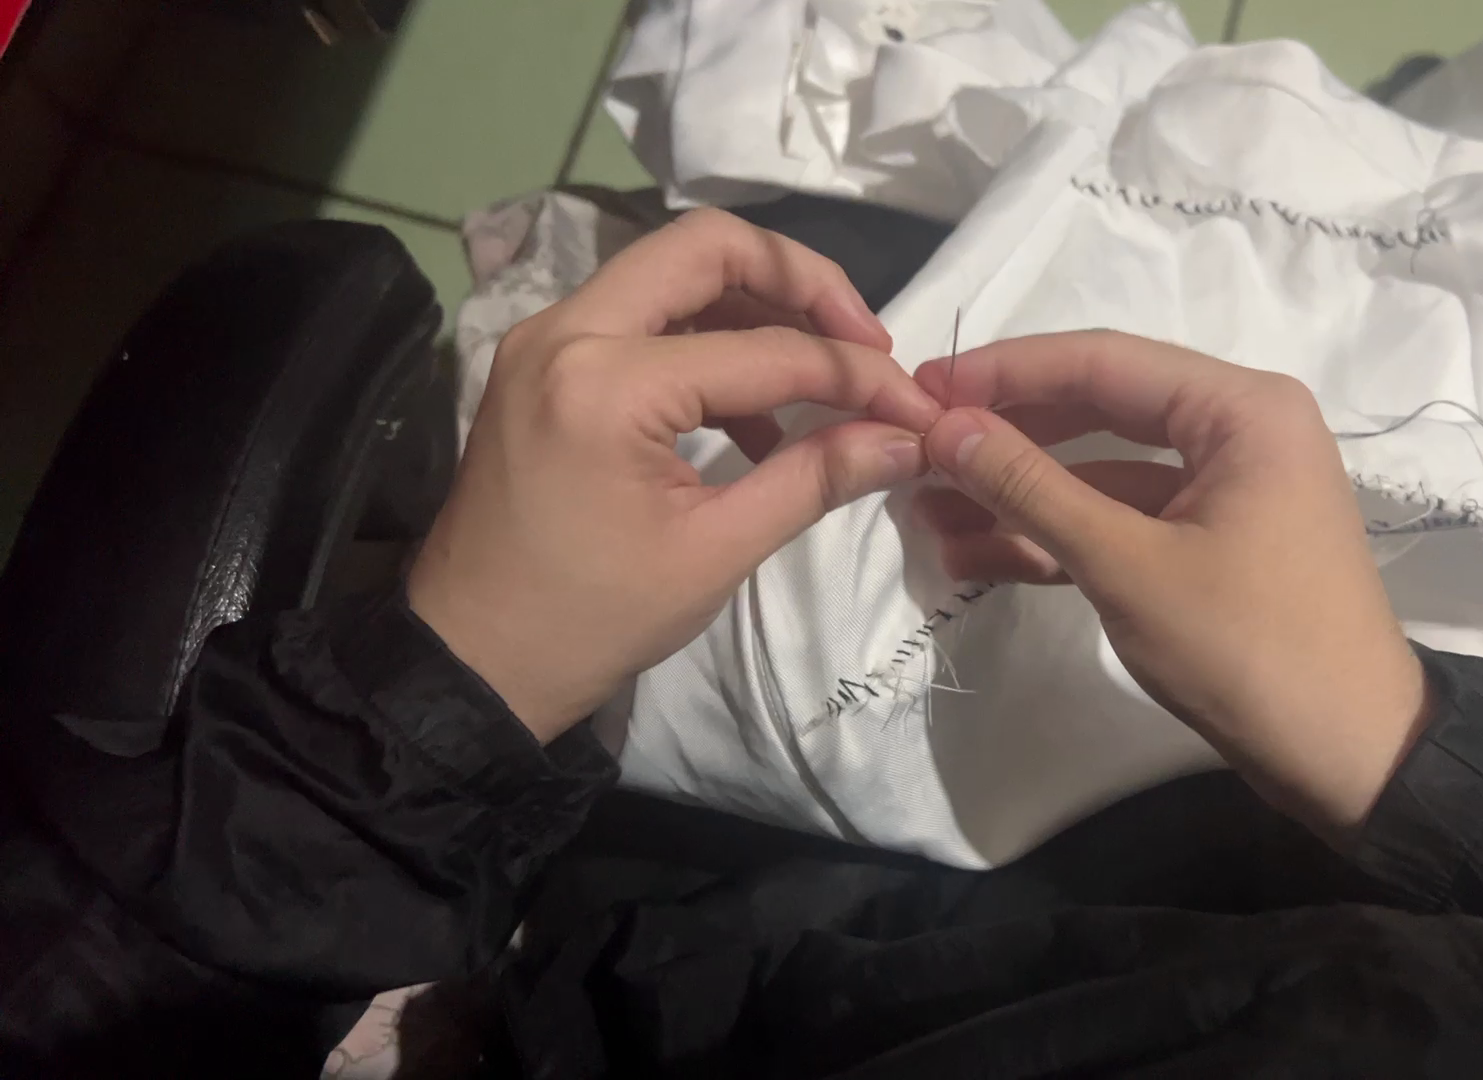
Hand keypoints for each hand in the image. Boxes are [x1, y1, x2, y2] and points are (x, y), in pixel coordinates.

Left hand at [409, 209, 943, 741]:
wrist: (474, 659)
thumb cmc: (594, 618)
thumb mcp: (718, 552)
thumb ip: (816, 480)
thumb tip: (906, 440)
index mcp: (608, 383)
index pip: (768, 351)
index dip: (859, 375)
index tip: (914, 407)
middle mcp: (568, 330)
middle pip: (710, 248)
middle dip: (806, 285)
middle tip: (867, 341)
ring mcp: (550, 339)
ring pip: (678, 273)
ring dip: (762, 307)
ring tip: (823, 373)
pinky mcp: (550, 364)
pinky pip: (651, 320)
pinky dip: (717, 344)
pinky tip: (755, 417)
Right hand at [913, 331, 1429, 832]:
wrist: (1345, 763)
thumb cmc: (1248, 651)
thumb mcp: (1126, 565)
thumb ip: (1032, 488)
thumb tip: (947, 429)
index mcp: (1238, 409)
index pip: (1100, 362)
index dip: (1003, 372)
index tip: (923, 387)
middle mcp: (1232, 431)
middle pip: (1095, 412)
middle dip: (1004, 439)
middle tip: (919, 451)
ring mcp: (1216, 489)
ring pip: (1097, 474)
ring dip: (1017, 497)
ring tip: (929, 516)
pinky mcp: (1200, 540)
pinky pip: (1116, 521)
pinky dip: (1054, 537)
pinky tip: (977, 558)